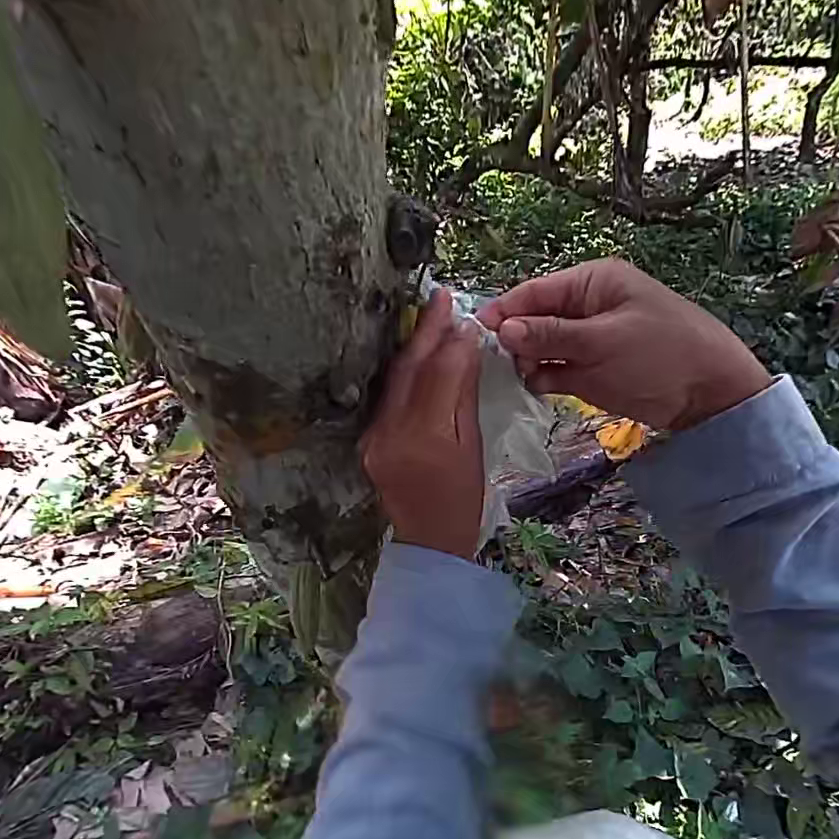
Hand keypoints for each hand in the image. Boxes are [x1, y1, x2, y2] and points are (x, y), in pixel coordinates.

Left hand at [361, 292, 484, 558]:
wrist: (429, 539)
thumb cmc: (462, 498)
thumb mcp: (472, 444)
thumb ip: (463, 394)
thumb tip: (465, 345)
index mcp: (422, 437)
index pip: (435, 373)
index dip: (448, 339)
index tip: (461, 311)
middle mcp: (388, 433)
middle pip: (406, 370)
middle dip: (423, 332)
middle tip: (440, 299)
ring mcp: (372, 438)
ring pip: (392, 382)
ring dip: (411, 348)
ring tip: (430, 319)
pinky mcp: (366, 442)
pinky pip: (386, 399)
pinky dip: (402, 375)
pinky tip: (415, 357)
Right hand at [476, 258, 769, 431]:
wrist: (706, 395)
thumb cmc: (662, 353)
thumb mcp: (605, 340)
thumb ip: (552, 335)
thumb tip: (504, 329)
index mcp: (591, 284)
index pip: (535, 292)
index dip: (505, 310)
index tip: (478, 331)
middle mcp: (581, 310)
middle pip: (531, 320)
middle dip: (513, 338)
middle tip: (499, 360)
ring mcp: (581, 342)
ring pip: (535, 347)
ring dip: (524, 361)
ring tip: (520, 375)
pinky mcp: (583, 372)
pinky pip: (548, 371)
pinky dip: (538, 379)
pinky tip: (535, 387)